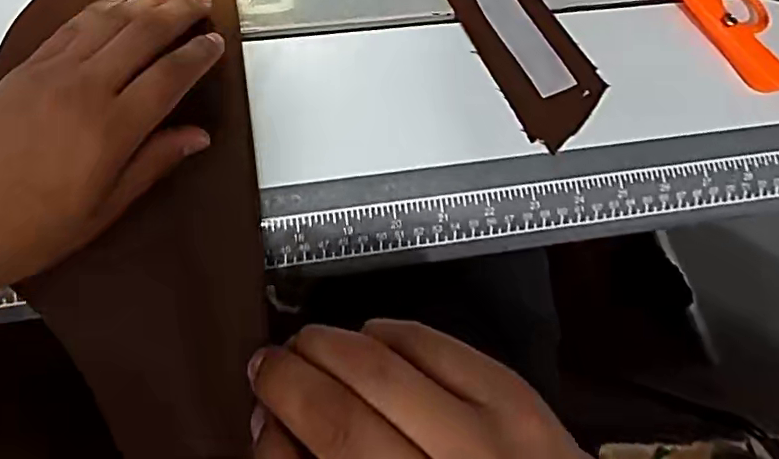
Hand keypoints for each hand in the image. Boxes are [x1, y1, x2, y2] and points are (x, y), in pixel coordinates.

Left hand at [0, 0, 225, 368]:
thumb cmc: (20, 231)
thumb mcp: (99, 213)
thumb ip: (152, 165)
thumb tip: (195, 138)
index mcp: (110, 129)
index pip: (170, 76)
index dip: (199, 56)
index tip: (215, 45)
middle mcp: (85, 88)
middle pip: (145, 32)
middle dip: (180, 11)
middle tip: (202, 2)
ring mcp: (53, 71)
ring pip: (111, 19)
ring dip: (146, 0)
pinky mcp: (27, 66)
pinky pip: (73, 24)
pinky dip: (100, 6)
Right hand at [250, 321, 588, 458]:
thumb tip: (276, 429)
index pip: (326, 458)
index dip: (273, 440)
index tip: (260, 414)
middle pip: (342, 418)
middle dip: (289, 380)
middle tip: (267, 365)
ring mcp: (492, 441)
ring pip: (379, 366)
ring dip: (327, 345)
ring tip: (307, 345)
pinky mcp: (518, 399)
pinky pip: (427, 340)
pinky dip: (385, 332)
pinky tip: (368, 340)